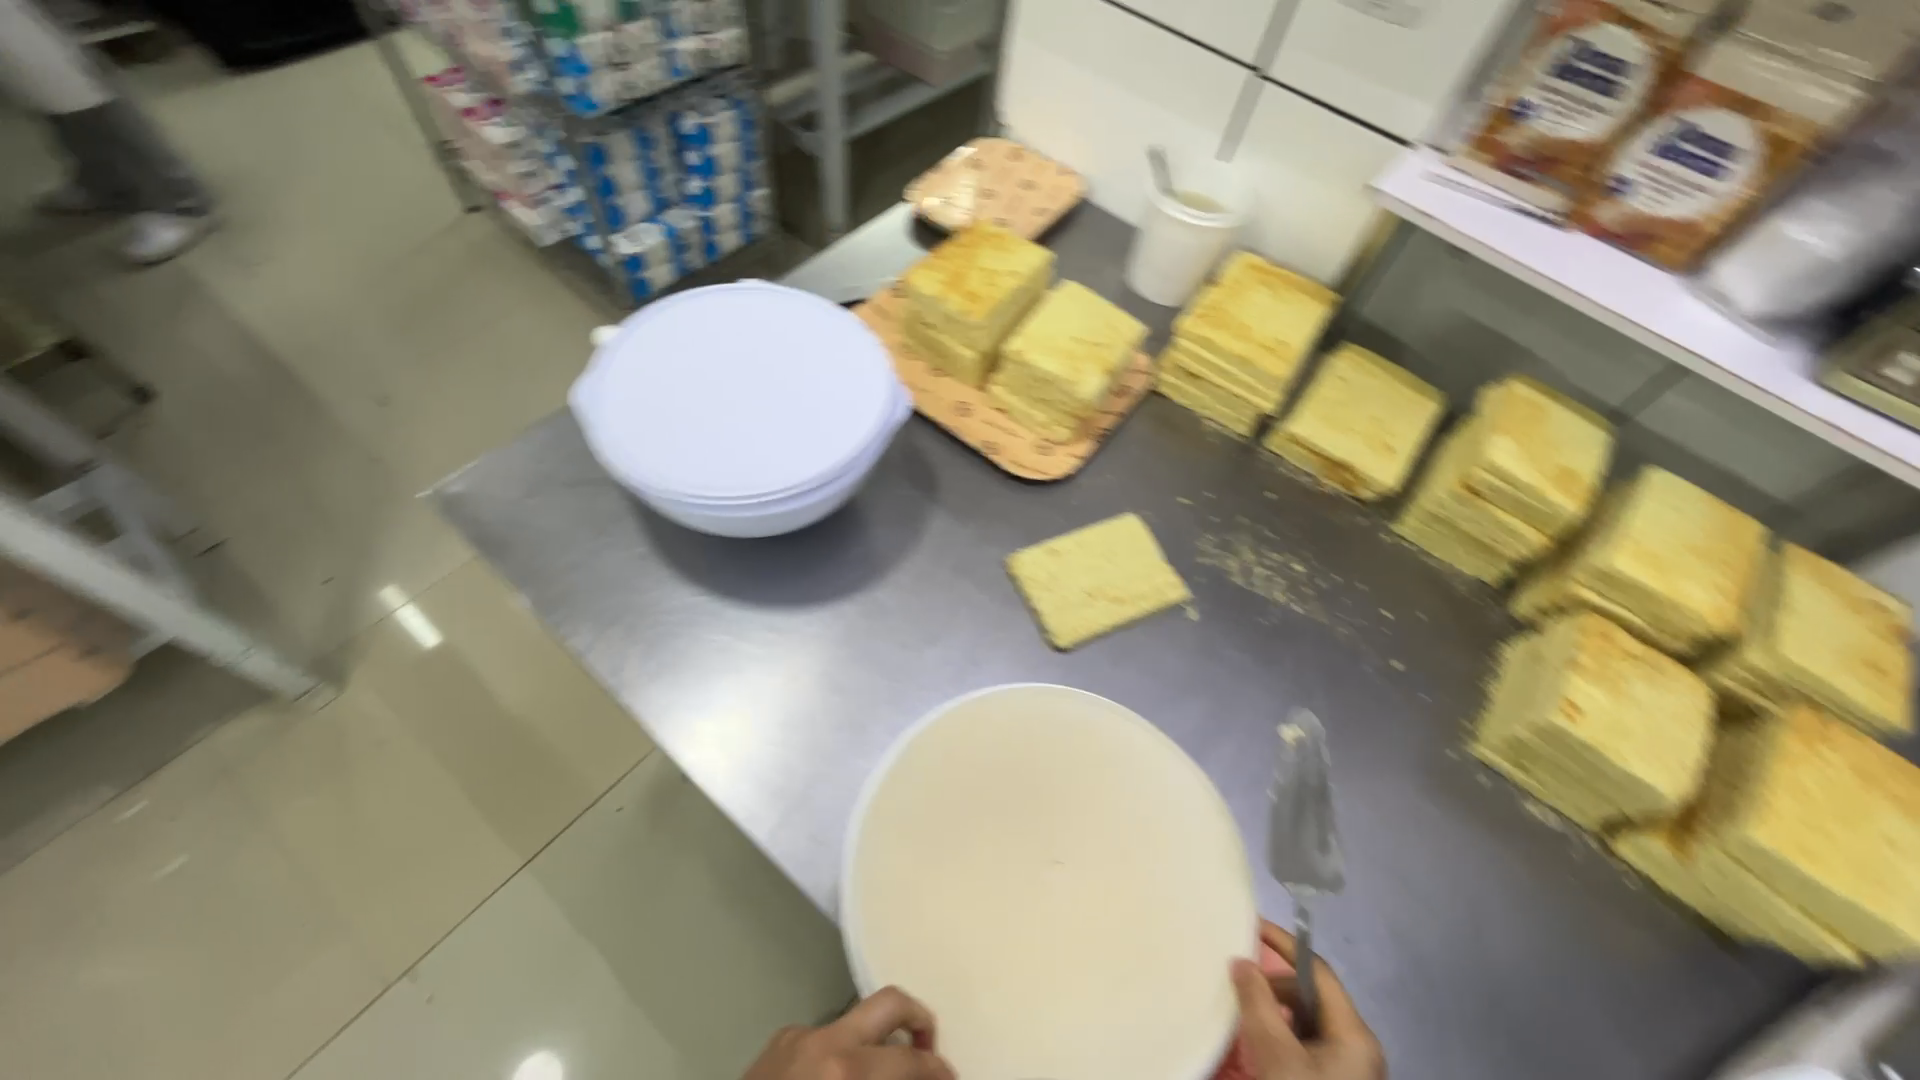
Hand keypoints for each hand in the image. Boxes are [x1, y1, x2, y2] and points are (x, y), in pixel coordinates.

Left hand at [742, 987, 955, 1079]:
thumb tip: (921, 1076)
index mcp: (846, 1071)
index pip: (912, 1062)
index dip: (940, 1071)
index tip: (951, 1079)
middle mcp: (825, 1041)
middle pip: (890, 1003)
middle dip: (920, 1021)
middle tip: (930, 1054)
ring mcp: (798, 1037)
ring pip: (856, 1020)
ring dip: (878, 1042)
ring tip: (886, 1076)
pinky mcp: (777, 1043)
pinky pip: (824, 1038)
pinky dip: (843, 1055)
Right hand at [1229, 920, 1384, 1079]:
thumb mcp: (1274, 1054)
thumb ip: (1256, 1002)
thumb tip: (1240, 961)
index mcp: (1354, 1034)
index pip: (1316, 970)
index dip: (1282, 944)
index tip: (1248, 925)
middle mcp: (1357, 1047)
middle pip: (1310, 997)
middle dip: (1272, 985)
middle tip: (1235, 980)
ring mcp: (1346, 1070)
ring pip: (1304, 1023)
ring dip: (1272, 1013)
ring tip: (1240, 1015)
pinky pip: (1302, 1047)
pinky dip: (1277, 1038)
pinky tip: (1255, 1047)